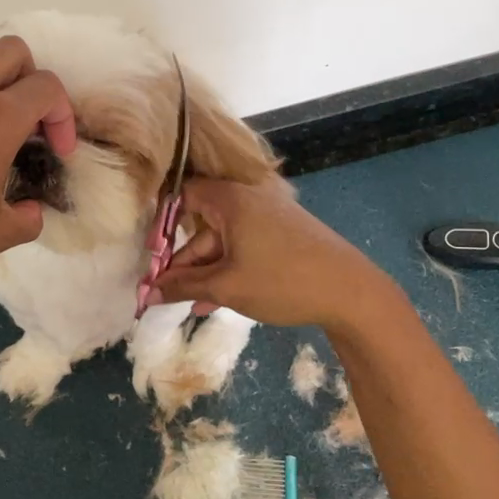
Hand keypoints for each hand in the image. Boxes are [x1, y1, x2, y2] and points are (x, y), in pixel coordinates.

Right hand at [150, 178, 394, 327]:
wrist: (351, 292)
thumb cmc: (282, 281)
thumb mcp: (226, 287)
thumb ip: (184, 287)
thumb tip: (148, 293)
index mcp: (232, 199)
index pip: (184, 193)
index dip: (162, 222)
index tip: (151, 253)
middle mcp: (249, 198)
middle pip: (202, 224)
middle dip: (183, 260)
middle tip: (164, 292)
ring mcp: (269, 216)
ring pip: (223, 241)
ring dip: (204, 271)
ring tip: (188, 305)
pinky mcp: (283, 234)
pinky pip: (243, 247)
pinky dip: (227, 269)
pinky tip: (212, 302)